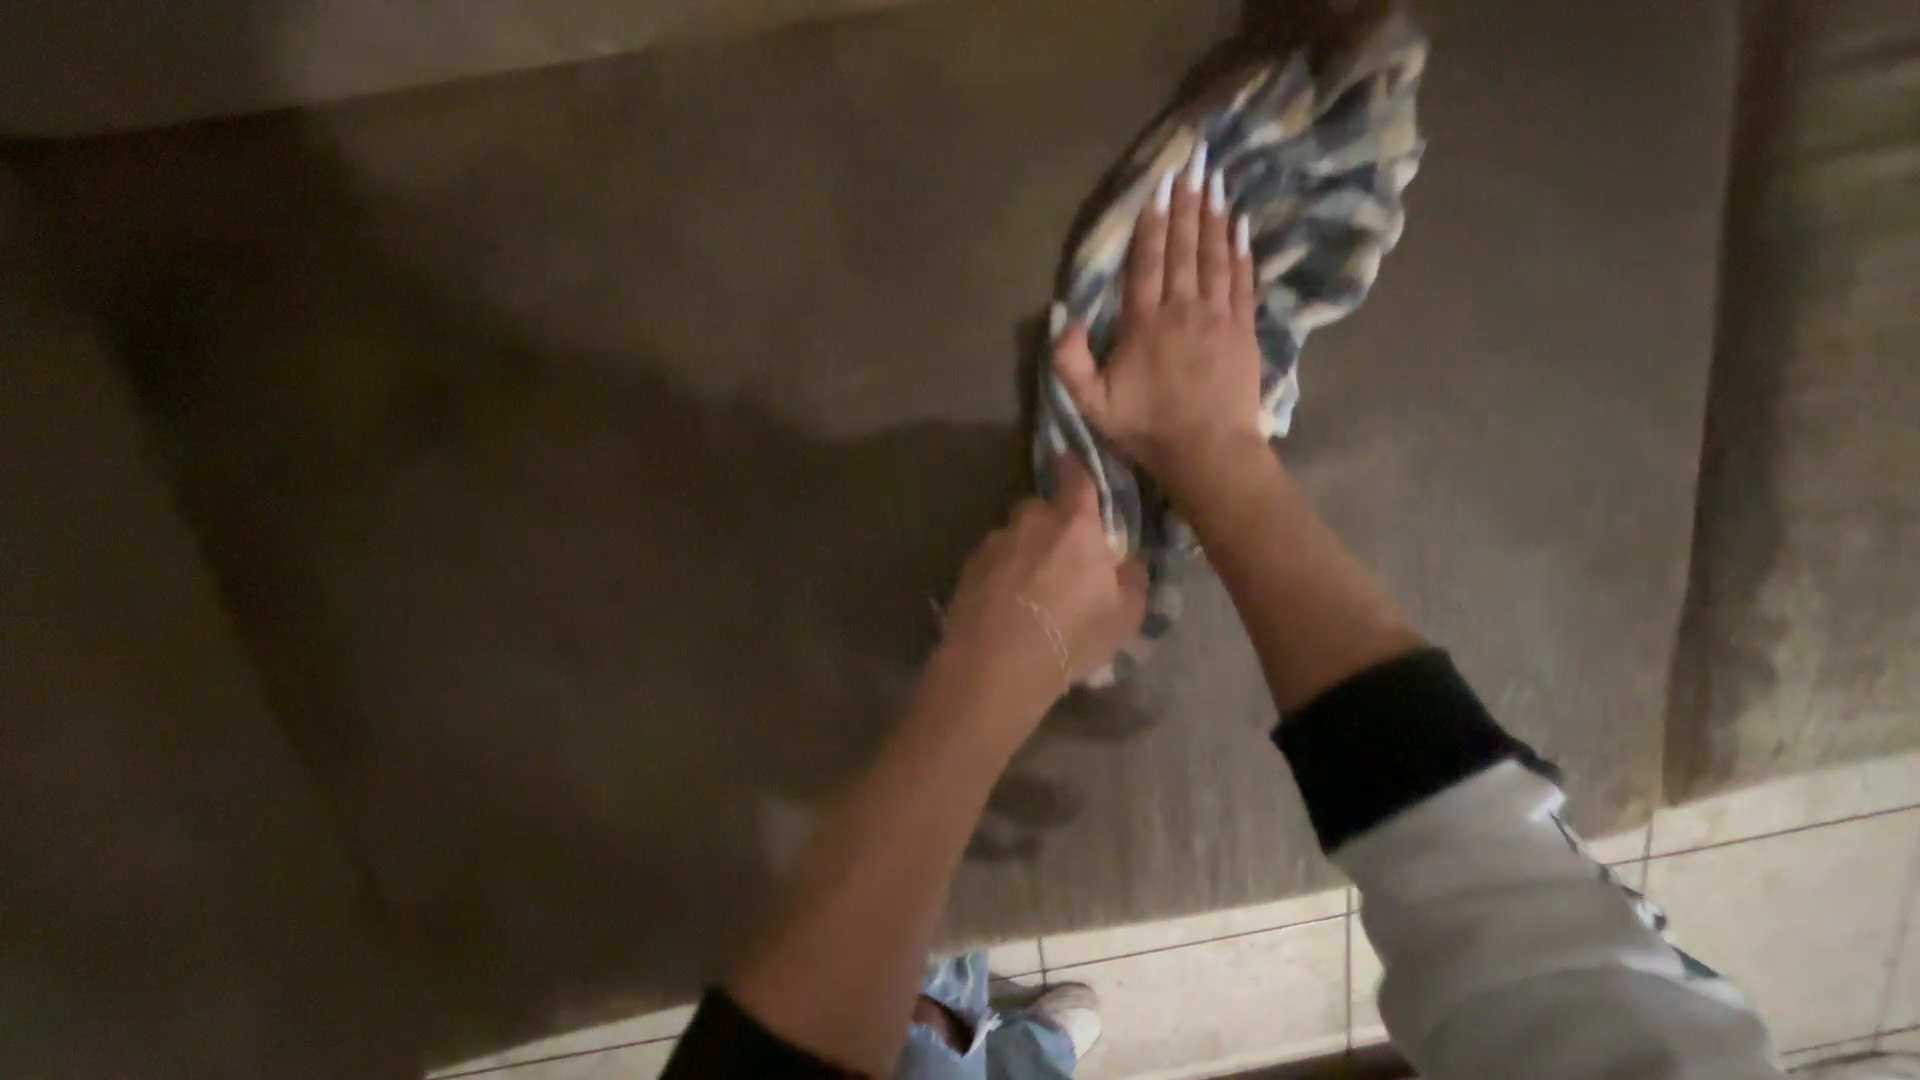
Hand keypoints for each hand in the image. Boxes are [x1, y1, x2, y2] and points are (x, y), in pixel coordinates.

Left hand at [931, 458, 1148, 722]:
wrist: (996, 664)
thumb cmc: (1072, 634)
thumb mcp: (1126, 614)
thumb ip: (1132, 577)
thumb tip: (1129, 560)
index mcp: (1075, 524)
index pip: (1078, 477)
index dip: (1078, 468)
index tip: (1075, 465)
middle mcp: (1031, 521)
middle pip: (1042, 508)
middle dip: (1052, 523)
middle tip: (1062, 556)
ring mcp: (994, 543)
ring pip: (1014, 535)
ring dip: (1024, 551)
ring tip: (1030, 589)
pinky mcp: (967, 568)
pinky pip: (992, 561)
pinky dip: (1000, 574)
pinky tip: (1005, 605)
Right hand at [1051, 143, 1268, 503]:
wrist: (1209, 451)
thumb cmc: (1147, 429)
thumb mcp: (1092, 404)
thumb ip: (1070, 362)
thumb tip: (1066, 318)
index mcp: (1144, 322)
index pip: (1146, 262)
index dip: (1151, 222)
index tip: (1157, 186)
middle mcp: (1182, 308)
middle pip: (1183, 248)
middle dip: (1185, 203)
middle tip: (1191, 163)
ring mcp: (1217, 316)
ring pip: (1214, 256)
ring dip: (1212, 216)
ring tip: (1214, 180)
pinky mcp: (1243, 330)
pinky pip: (1242, 280)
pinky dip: (1240, 251)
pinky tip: (1238, 226)